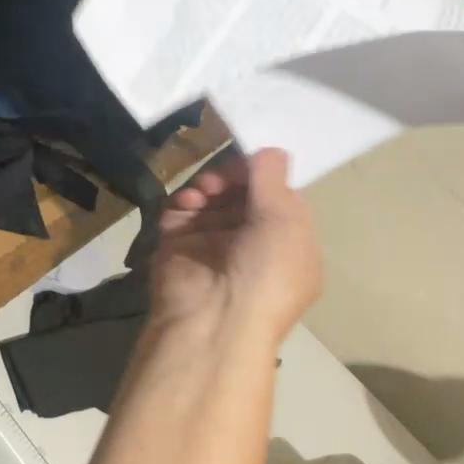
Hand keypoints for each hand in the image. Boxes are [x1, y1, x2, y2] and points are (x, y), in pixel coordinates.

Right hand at [149, 148, 322, 344]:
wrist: (214, 314)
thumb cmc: (266, 272)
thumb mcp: (284, 225)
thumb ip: (273, 183)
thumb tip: (273, 149)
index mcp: (287, 241)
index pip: (277, 197)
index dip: (265, 175)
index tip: (251, 157)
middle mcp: (251, 239)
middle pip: (241, 193)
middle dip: (233, 178)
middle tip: (223, 176)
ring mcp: (211, 239)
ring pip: (208, 197)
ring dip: (207, 186)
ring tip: (202, 190)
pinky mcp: (176, 240)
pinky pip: (178, 209)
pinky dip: (182, 199)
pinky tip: (187, 201)